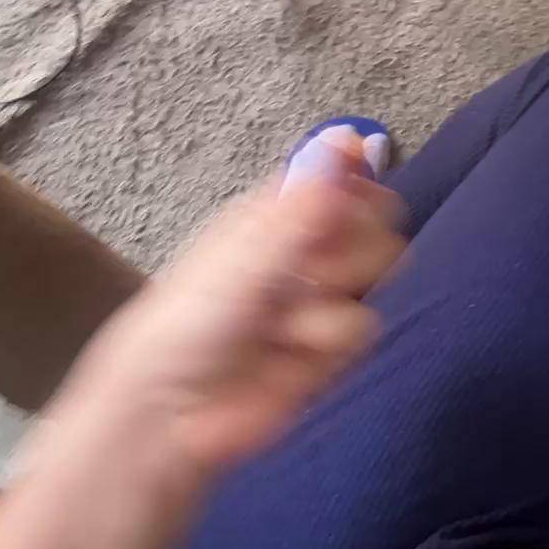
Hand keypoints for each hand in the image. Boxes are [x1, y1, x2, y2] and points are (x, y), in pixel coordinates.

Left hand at [0, 127, 404, 548]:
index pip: (345, 176)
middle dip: (348, 245)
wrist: (169, 414)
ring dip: (330, 297)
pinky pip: (363, 325)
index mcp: (283, 214)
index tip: (346, 201)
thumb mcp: (248, 250)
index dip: (355, 185)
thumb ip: (307, 200)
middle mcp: (309, 248)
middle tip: (307, 267)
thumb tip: (348, 135)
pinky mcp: (334, 345)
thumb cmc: (191, 318)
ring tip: (284, 320)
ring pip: (378, 271)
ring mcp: (324, 295)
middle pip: (376, 220)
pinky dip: (325, 340)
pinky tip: (288, 351)